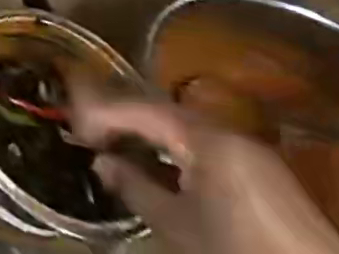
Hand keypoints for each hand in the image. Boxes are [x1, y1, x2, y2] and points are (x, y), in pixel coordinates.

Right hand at [69, 81, 338, 253]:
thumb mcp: (179, 229)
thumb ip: (136, 188)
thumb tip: (102, 162)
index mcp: (206, 136)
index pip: (141, 108)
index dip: (103, 111)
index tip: (74, 122)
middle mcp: (228, 129)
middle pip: (164, 110)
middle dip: (123, 116)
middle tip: (89, 129)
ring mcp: (251, 148)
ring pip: (186, 125)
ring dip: (149, 131)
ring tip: (118, 145)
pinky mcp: (265, 171)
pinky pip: (208, 143)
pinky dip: (177, 147)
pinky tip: (162, 165)